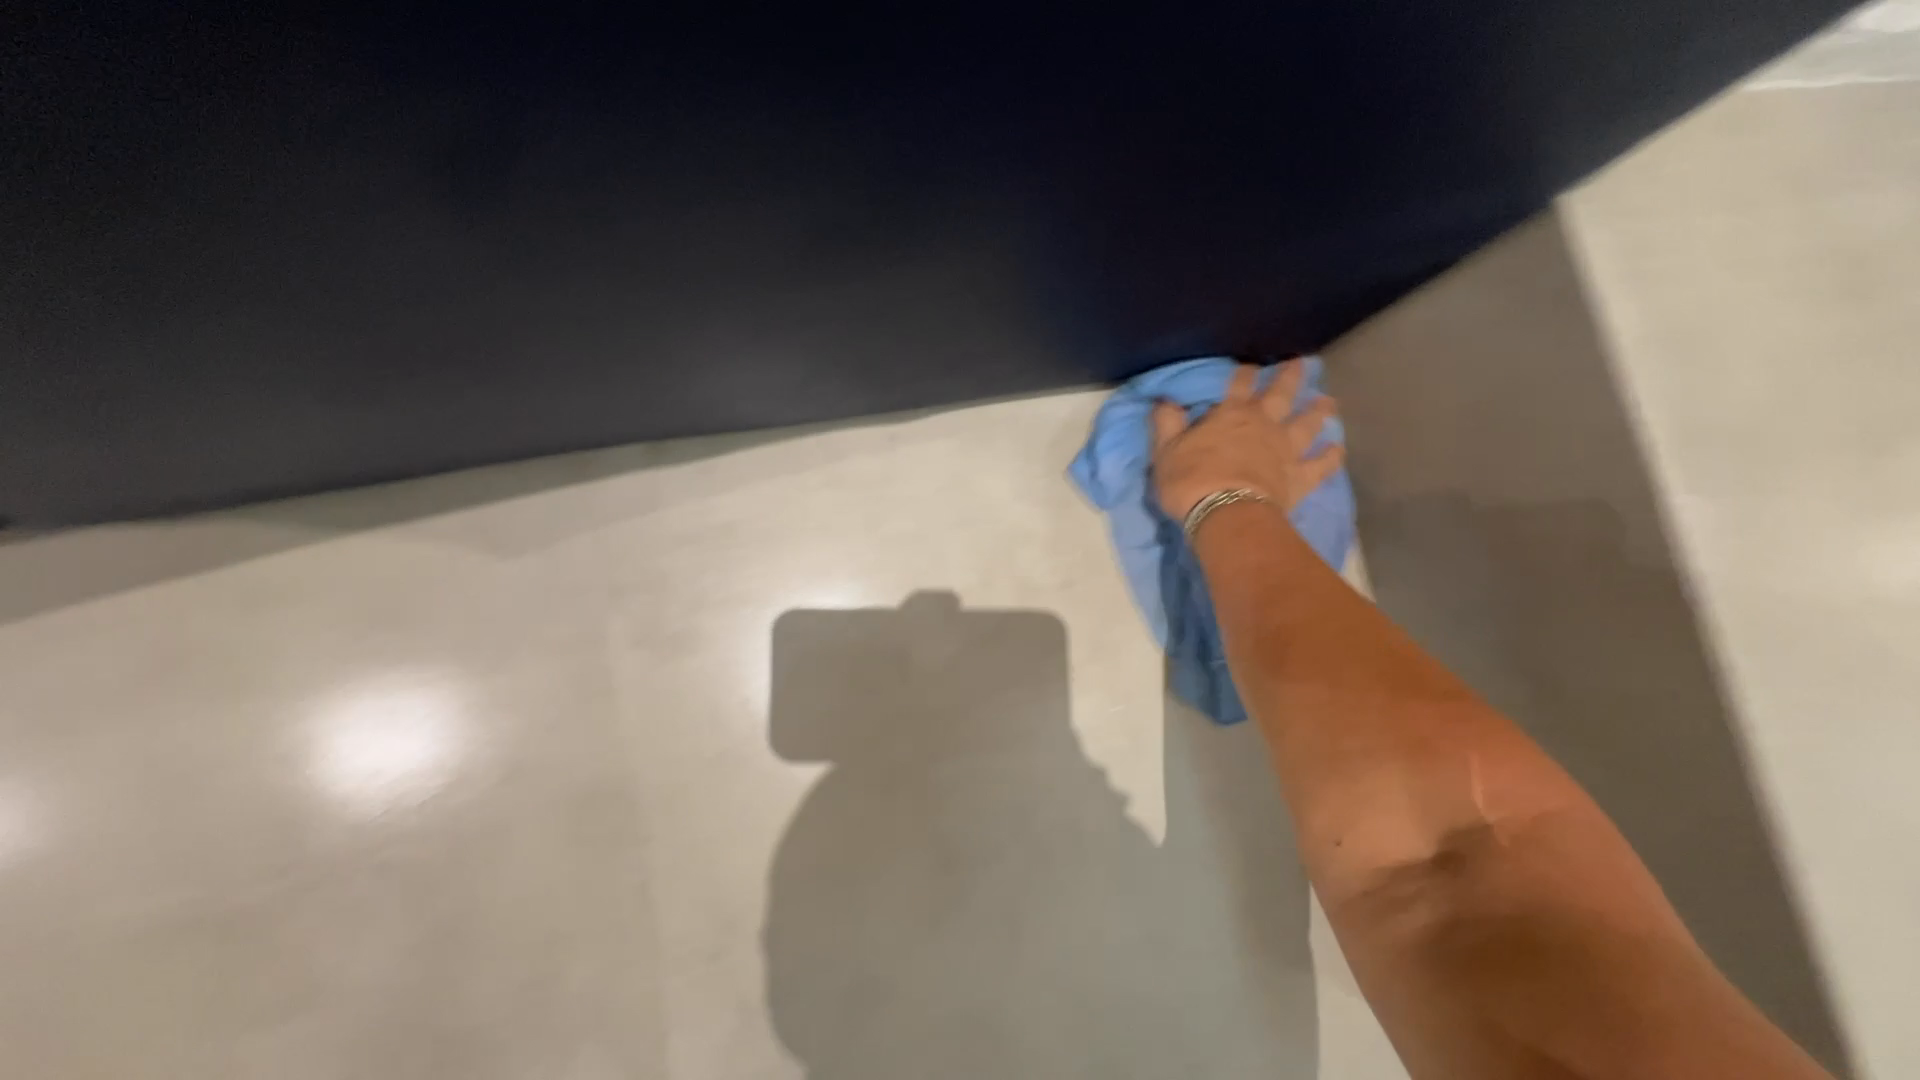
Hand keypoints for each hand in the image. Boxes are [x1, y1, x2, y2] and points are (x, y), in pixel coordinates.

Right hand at [1151, 360, 1345, 521]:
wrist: (1224, 513)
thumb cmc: (1190, 481)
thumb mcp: (1165, 451)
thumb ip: (1166, 424)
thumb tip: (1165, 401)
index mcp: (1230, 415)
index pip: (1238, 385)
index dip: (1244, 373)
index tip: (1250, 364)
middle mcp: (1263, 424)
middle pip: (1281, 394)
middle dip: (1290, 377)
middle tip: (1301, 363)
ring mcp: (1285, 450)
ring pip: (1308, 424)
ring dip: (1318, 411)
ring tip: (1328, 401)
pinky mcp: (1299, 477)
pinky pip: (1321, 465)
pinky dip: (1331, 457)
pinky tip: (1337, 449)